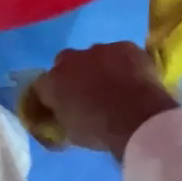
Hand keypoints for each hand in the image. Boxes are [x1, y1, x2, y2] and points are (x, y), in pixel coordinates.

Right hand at [28, 43, 180, 158]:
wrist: (138, 120)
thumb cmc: (100, 131)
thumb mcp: (72, 133)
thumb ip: (63, 117)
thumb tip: (63, 115)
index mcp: (52, 82)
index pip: (43, 86)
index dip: (53, 96)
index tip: (63, 105)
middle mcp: (71, 60)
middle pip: (67, 63)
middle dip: (75, 74)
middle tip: (89, 92)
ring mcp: (100, 49)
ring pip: (96, 55)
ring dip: (101, 67)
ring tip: (117, 86)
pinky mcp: (126, 46)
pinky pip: (122, 53)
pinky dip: (126, 63)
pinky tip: (135, 78)